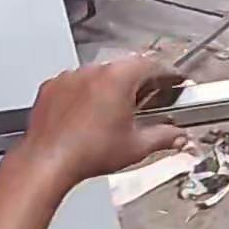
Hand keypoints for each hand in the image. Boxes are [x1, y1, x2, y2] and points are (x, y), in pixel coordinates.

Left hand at [18, 56, 188, 190]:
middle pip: (125, 68)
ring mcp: (70, 77)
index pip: (153, 66)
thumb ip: (165, 137)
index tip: (175, 80)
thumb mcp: (137, 146)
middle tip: (149, 98)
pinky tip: (89, 116)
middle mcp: (94, 71)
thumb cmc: (87, 153)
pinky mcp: (52, 87)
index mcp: (119, 78)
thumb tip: (179, 137)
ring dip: (111, 88)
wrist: (48, 161)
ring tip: (116, 112)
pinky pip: (76, 84)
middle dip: (140, 82)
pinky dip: (86, 95)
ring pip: (99, 75)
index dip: (169, 74)